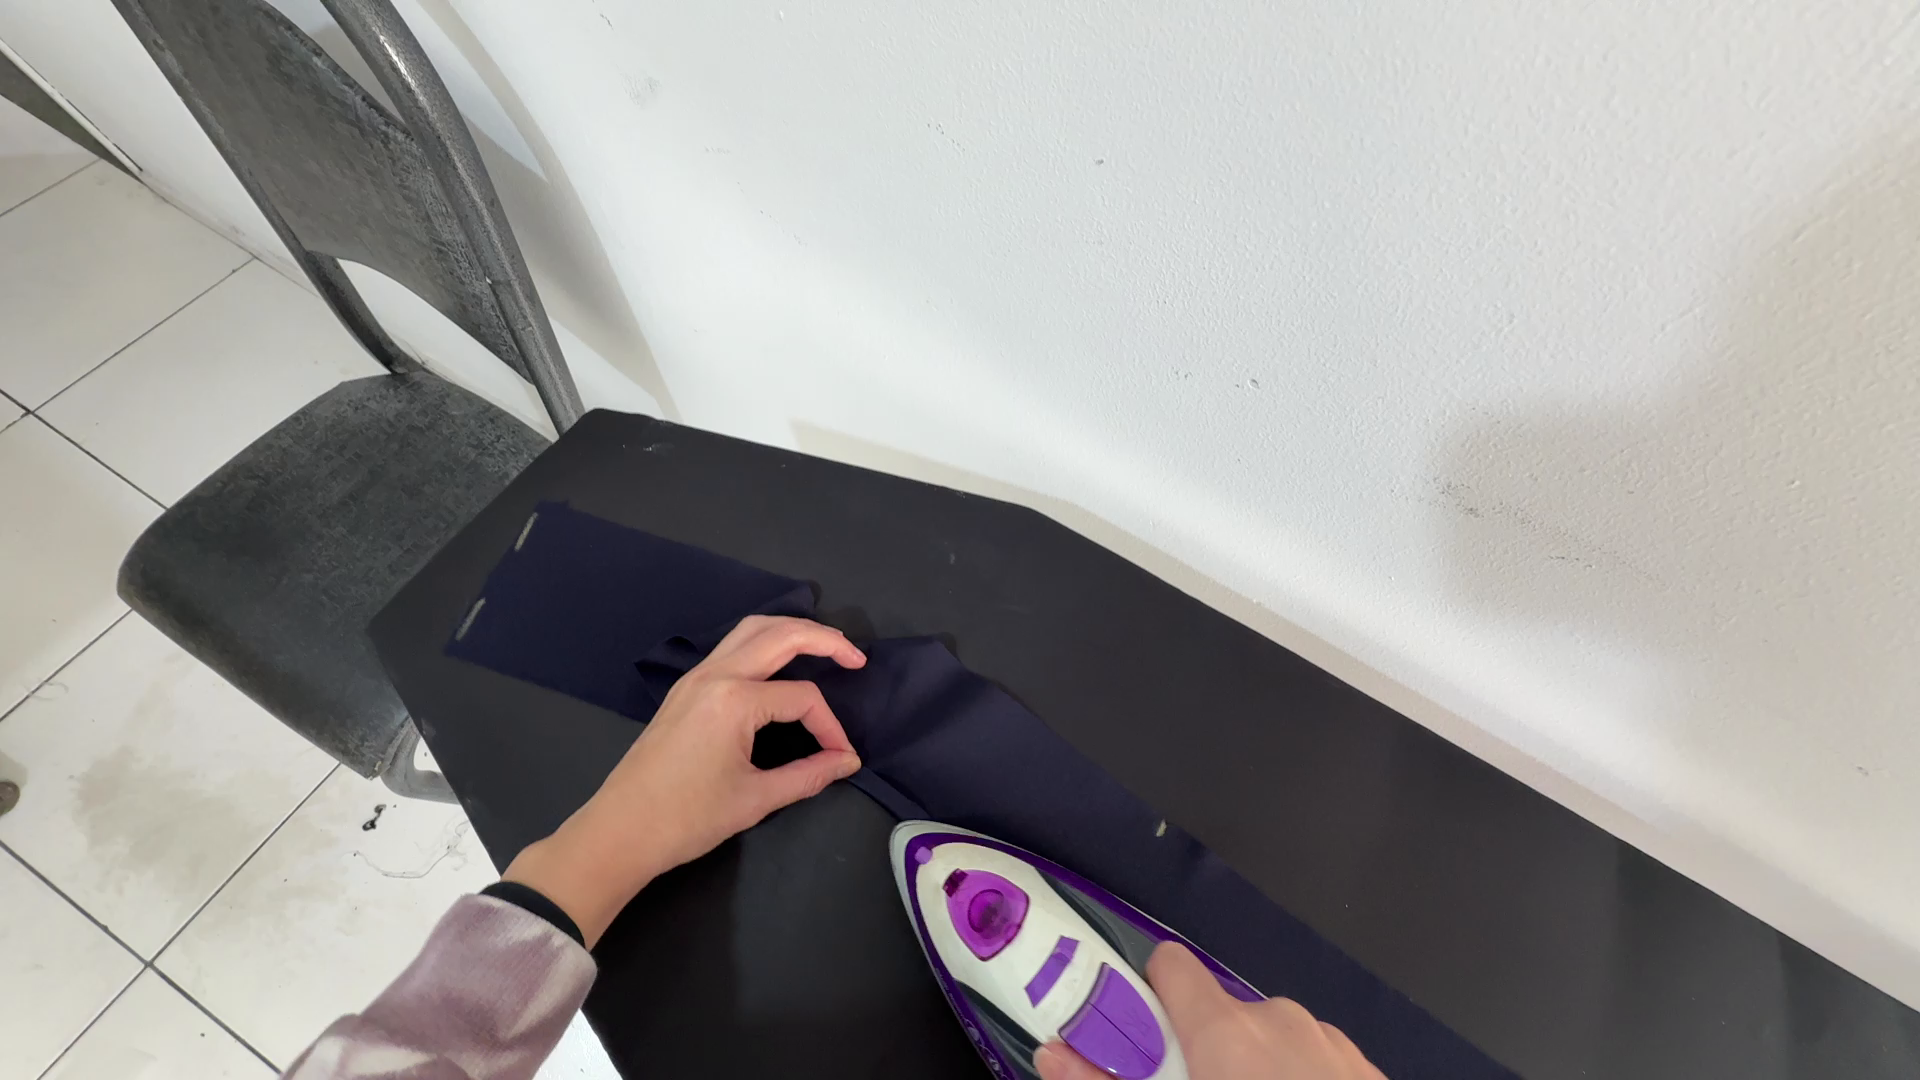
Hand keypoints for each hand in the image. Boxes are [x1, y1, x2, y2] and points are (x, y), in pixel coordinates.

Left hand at [502, 616, 866, 946]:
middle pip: (782, 634)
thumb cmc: (686, 819)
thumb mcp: (756, 799)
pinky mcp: (686, 686)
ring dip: (793, 630)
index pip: (802, 697)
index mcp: (734, 700)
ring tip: (826, 646)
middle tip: (856, 658)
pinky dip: (767, 641)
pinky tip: (782, 661)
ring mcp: (697, 676)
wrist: (617, 833)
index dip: (830, 726)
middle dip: (826, 640)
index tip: (842, 757)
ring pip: (753, 629)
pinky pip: (734, 645)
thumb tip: (848, 761)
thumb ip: (809, 774)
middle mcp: (716, 674)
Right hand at [1034, 944, 1386, 1079]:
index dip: (1151, 1001)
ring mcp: (1333, 1043)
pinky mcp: (1371, 1072)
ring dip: (1253, 1071)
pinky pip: (1315, 1060)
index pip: (1170, 965)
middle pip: (1218, 1010)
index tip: (1149, 1051)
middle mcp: (1279, 1017)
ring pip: (1269, 1038)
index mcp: (1227, 1028)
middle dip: (1202, 1052)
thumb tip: (1049, 1052)